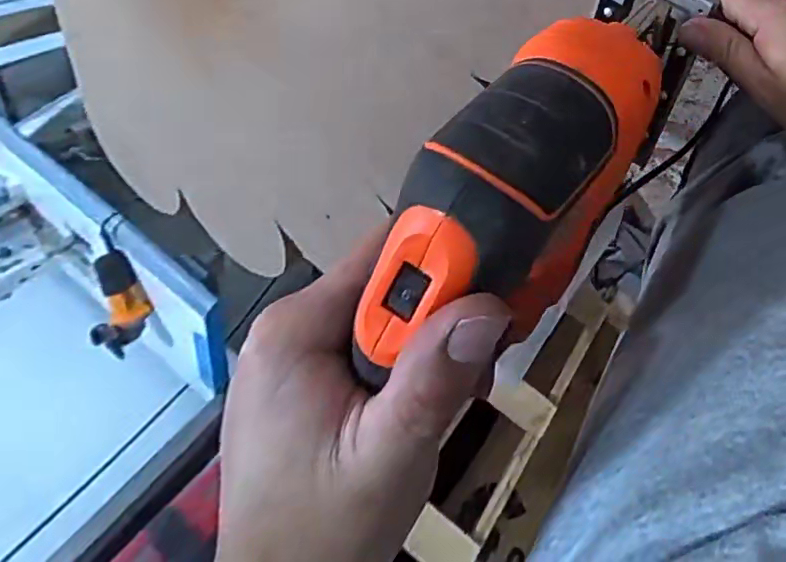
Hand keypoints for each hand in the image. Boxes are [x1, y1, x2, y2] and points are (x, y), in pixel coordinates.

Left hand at [217, 223, 510, 561]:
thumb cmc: (323, 536)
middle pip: (394, 283)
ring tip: (461, 392)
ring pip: (396, 314)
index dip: (446, 263)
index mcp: (296, 327)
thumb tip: (487, 306)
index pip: (387, 252)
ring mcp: (304, 352)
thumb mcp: (388, 456)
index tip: (490, 299)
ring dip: (439, 344)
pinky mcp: (316, 378)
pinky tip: (434, 402)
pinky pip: (382, 343)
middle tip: (482, 361)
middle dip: (447, 314)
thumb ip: (432, 379)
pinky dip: (419, 363)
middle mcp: (295, 325)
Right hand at [679, 0, 785, 153]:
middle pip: (749, 0)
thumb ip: (725, 49)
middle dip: (743, 31)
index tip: (721, 54)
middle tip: (758, 74)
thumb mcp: (765, 85)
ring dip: (768, 34)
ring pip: (773, 9)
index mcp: (774, 9)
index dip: (713, 19)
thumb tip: (687, 24)